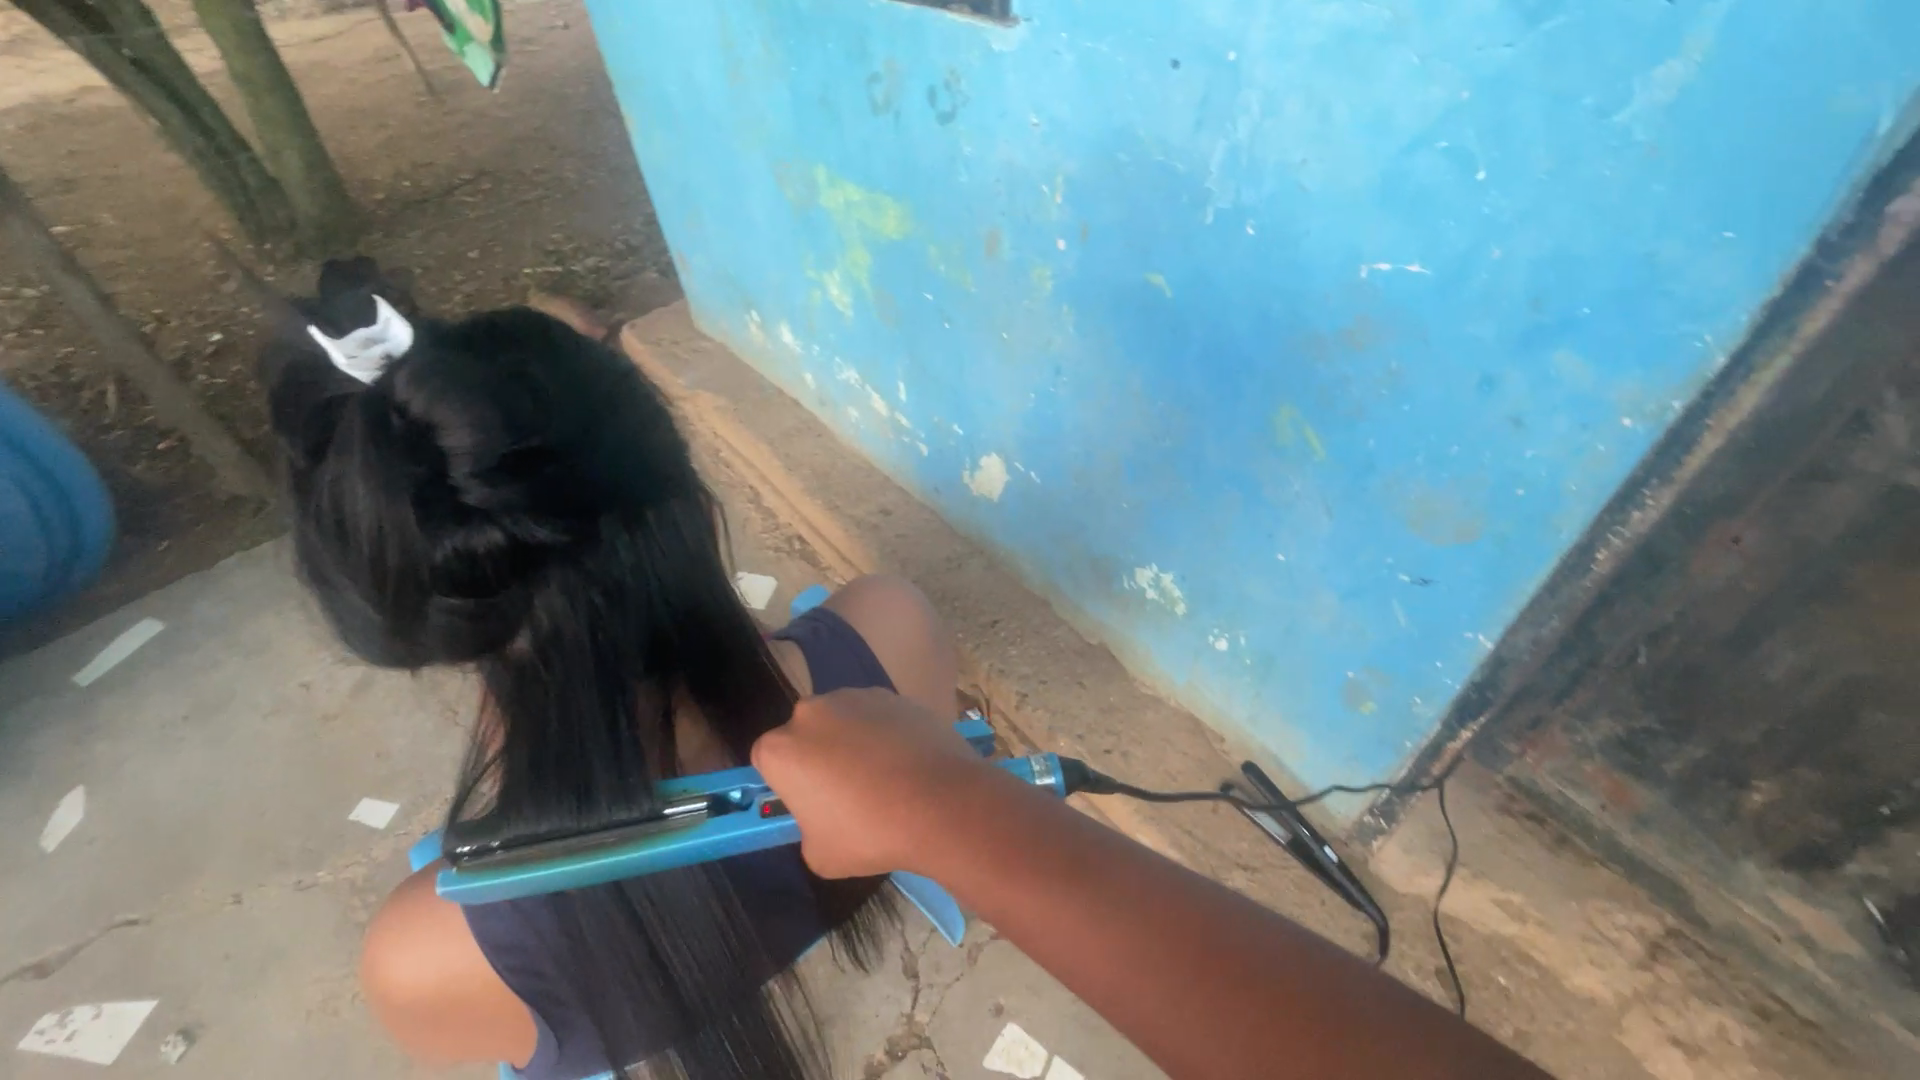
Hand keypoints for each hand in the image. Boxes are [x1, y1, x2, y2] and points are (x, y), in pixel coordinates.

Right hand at [751, 688, 989, 878]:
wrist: (941, 803)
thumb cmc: (870, 833)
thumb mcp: (820, 855)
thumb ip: (808, 830)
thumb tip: (824, 820)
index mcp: (782, 748)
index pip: (766, 759)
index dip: (786, 782)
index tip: (808, 802)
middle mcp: (812, 711)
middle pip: (805, 733)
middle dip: (818, 756)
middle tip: (847, 792)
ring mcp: (856, 697)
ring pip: (843, 720)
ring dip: (853, 741)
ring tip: (884, 778)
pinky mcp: (894, 695)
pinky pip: (879, 717)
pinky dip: (886, 734)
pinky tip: (908, 763)